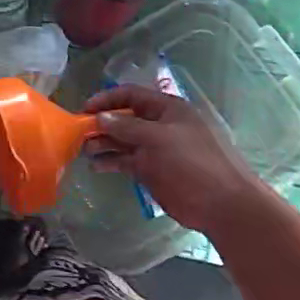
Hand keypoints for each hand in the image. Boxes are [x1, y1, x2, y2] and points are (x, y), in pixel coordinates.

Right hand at [83, 84, 270, 234]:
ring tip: (83, 150)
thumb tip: (100, 118)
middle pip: (125, 118)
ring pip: (123, 140)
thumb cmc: (193, 162)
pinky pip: (126, 160)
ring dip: (103, 143)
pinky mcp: (152, 170)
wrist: (221, 203)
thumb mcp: (158, 138)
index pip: (131, 96)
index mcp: (167, 109)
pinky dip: (111, 161)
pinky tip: (96, 165)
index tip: (85, 110)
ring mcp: (156, 149)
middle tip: (78, 133)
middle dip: (102, 123)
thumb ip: (127, 127)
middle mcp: (160, 125)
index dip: (107, 99)